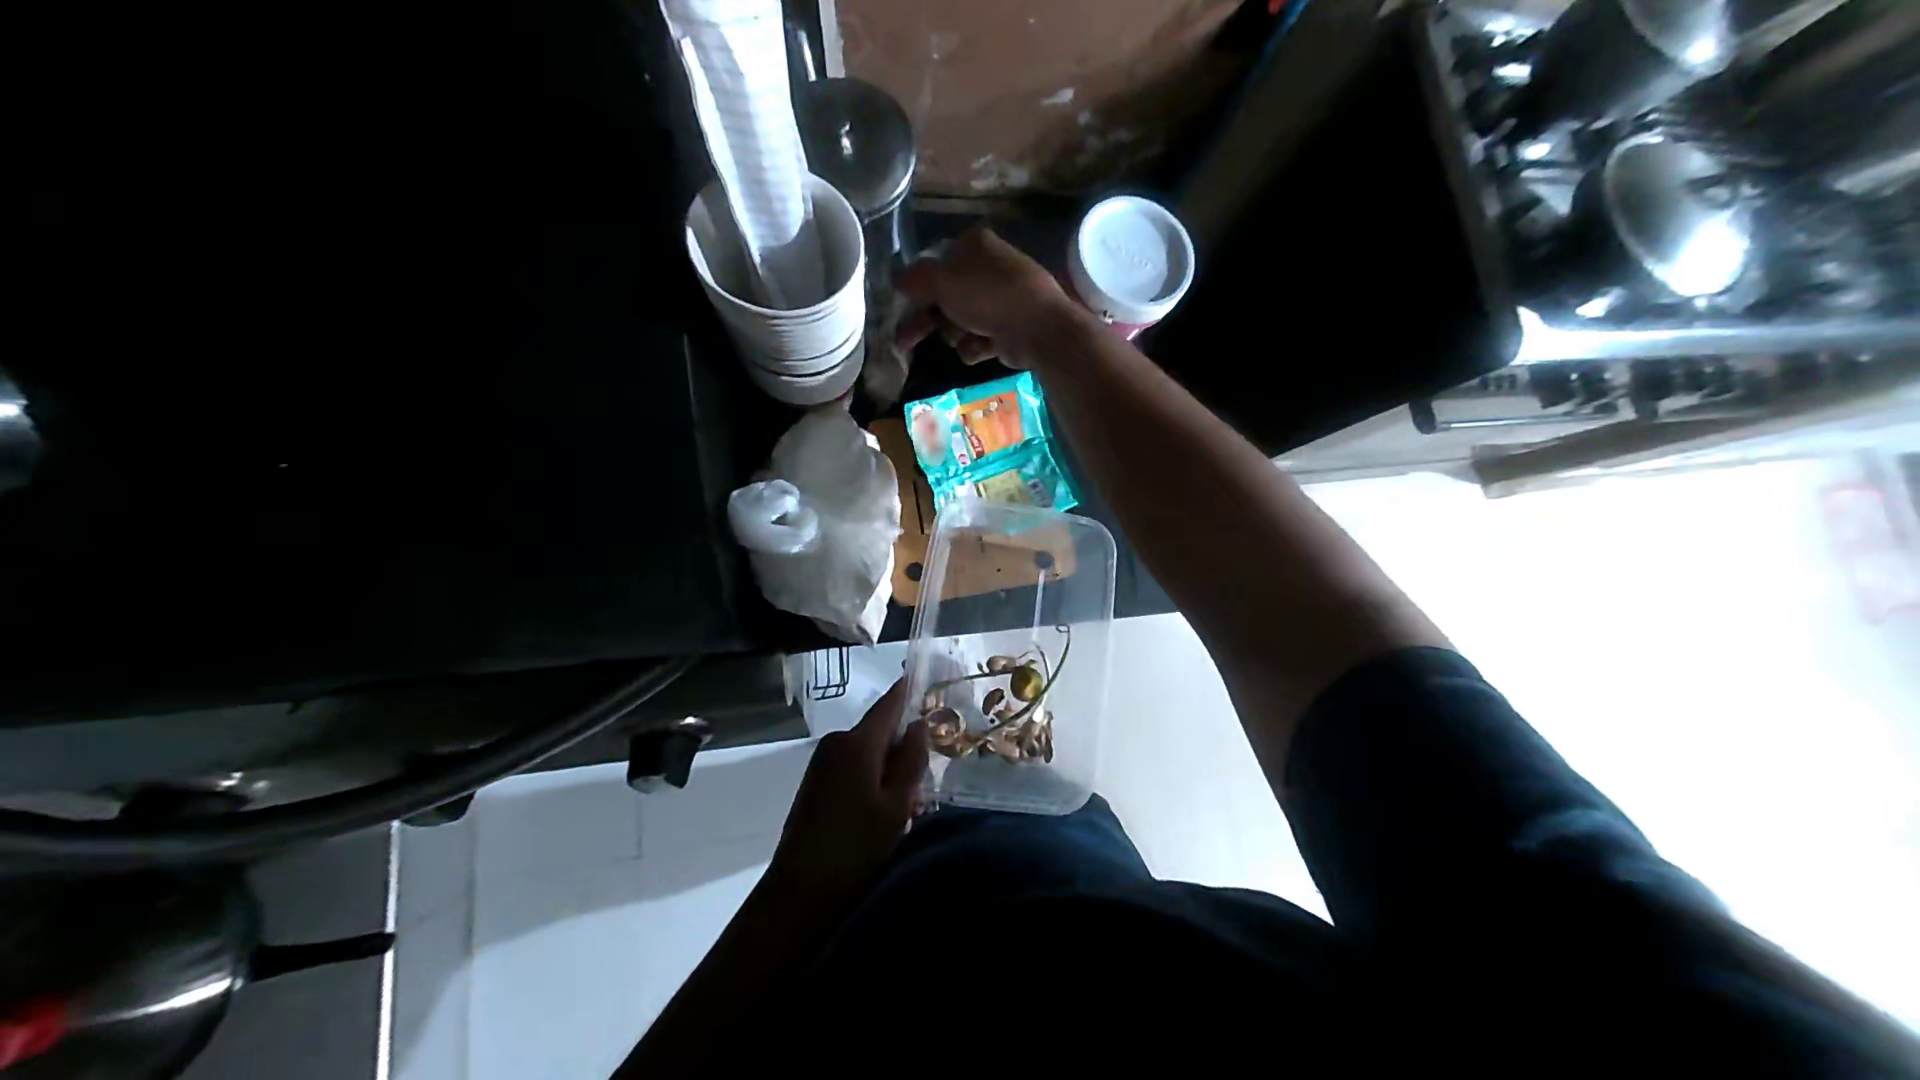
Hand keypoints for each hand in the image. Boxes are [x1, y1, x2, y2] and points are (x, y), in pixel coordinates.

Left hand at [767, 680, 929, 902]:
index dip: (907, 692)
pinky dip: (871, 777)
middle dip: (903, 742)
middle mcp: (836, 744)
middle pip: (878, 730)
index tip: (925, 678)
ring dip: (888, 764)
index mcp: (857, 743)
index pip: (888, 705)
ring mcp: (822, 764)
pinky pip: (851, 767)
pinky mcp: (815, 784)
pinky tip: (884, 808)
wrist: (800, 890)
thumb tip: (918, 724)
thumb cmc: (856, 846)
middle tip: (930, 765)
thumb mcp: (897, 805)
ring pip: (866, 751)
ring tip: (910, 796)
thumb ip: (911, 761)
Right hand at [894, 228, 1085, 367]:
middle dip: (927, 320)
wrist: (1038, 328)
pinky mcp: (1006, 328)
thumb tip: (898, 282)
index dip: (916, 287)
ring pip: (959, 321)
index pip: (934, 263)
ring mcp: (998, 300)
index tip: (902, 307)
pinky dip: (976, 346)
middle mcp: (986, 268)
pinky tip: (984, 346)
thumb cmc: (987, 295)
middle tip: (904, 341)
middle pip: (944, 296)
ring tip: (965, 336)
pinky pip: (978, 340)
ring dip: (955, 333)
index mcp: (973, 244)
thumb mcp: (941, 280)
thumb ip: (914, 279)